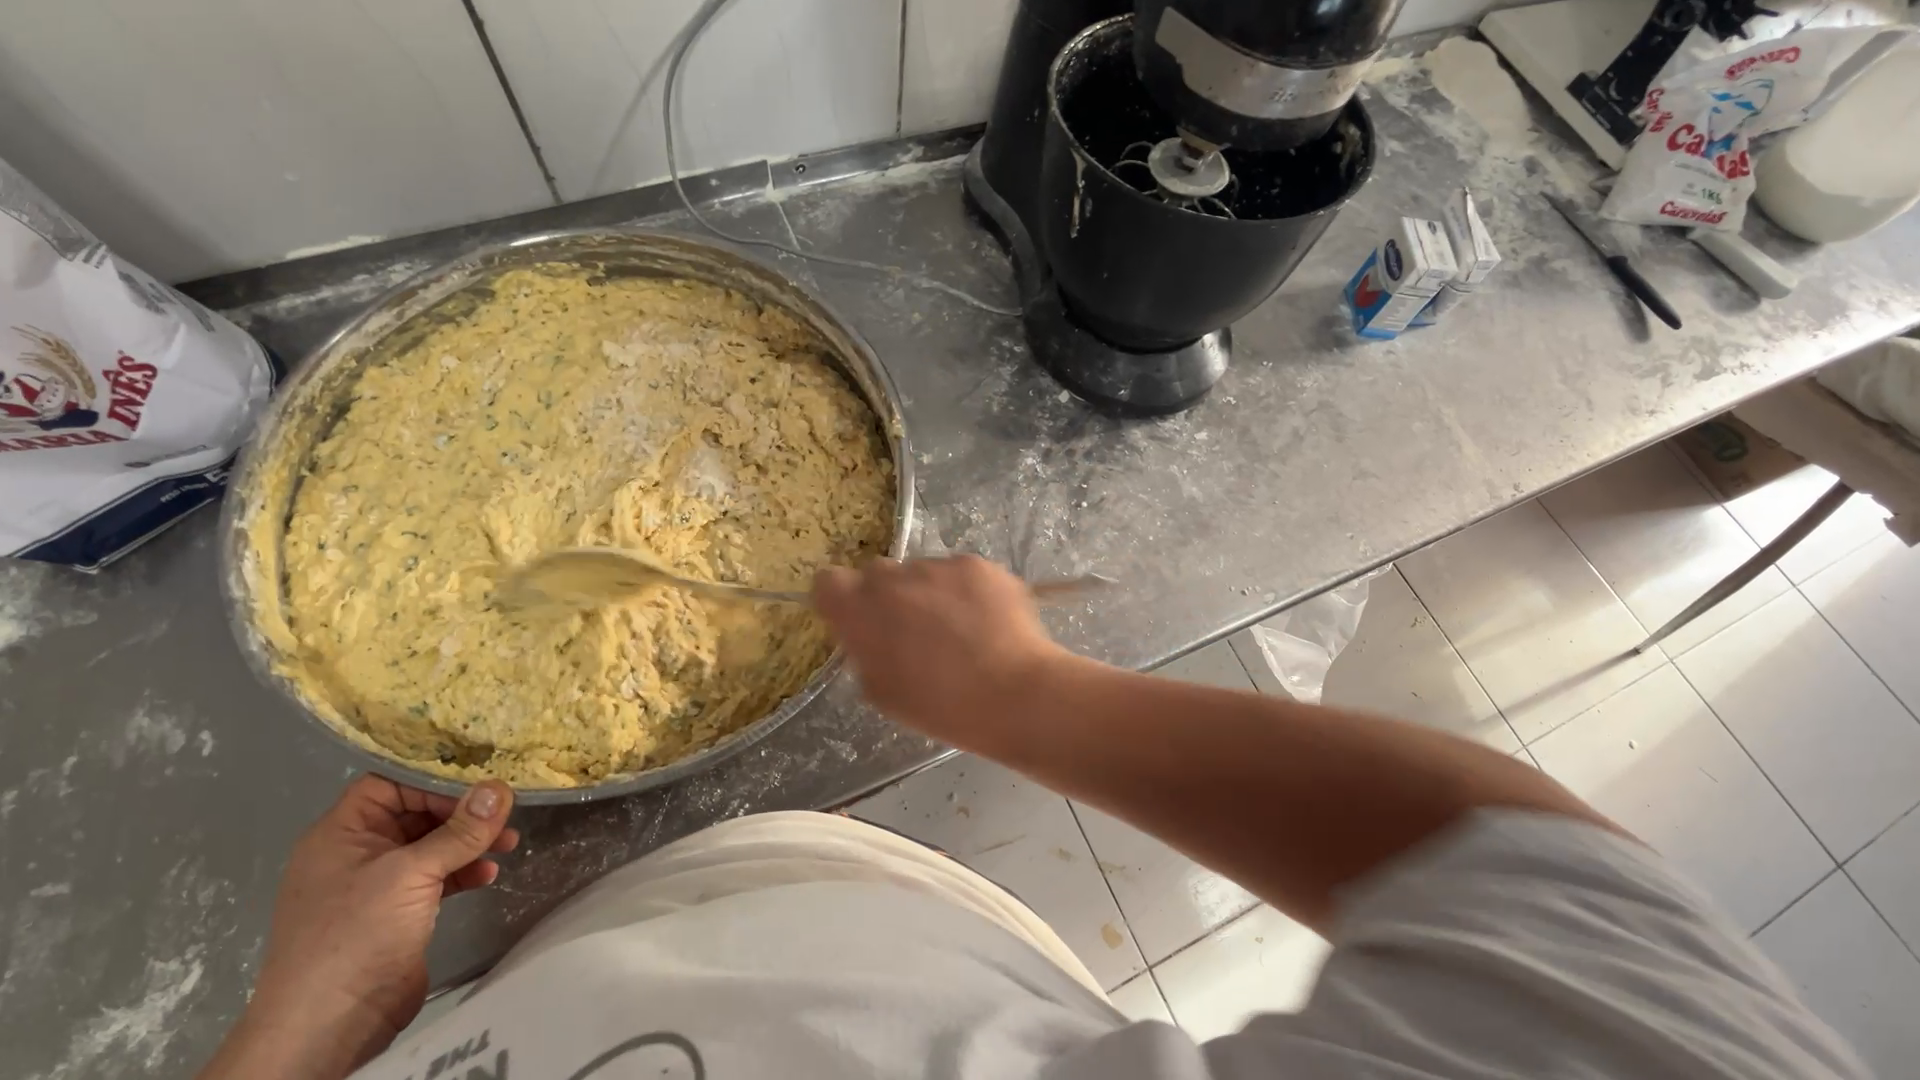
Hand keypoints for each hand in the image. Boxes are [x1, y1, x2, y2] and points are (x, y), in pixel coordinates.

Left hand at [201, 775, 517, 1079]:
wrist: (329, 1023)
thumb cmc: (357, 933)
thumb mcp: (410, 873)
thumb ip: (459, 831)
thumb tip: (499, 788)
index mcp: (342, 833)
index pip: (391, 785)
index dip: (434, 780)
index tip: (482, 786)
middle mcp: (356, 853)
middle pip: (416, 813)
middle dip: (462, 813)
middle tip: (506, 815)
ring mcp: (376, 885)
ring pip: (431, 846)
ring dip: (469, 842)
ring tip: (508, 845)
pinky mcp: (397, 913)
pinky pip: (436, 877)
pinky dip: (463, 872)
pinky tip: (488, 876)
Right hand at [812, 555, 1069, 744]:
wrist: (1013, 694)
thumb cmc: (939, 706)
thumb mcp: (882, 692)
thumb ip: (866, 653)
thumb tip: (872, 637)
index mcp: (858, 611)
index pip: (827, 582)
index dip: (842, 600)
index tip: (858, 621)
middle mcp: (893, 577)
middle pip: (878, 574)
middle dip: (889, 596)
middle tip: (913, 631)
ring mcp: (938, 566)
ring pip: (924, 572)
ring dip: (931, 593)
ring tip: (961, 631)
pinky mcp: (978, 565)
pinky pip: (962, 573)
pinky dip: (968, 592)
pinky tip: (987, 623)